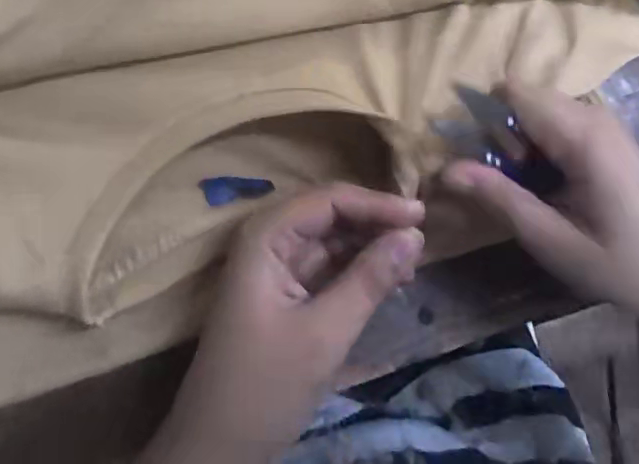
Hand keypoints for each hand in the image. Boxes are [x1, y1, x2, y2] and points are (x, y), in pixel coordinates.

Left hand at [140, 184, 424, 463]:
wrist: (215, 451)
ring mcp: (275, 264)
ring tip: (413, 263)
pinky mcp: (284, 290)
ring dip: (371, 246)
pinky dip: (359, 269)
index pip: (330, 200)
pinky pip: (328, 265)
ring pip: (333, 238)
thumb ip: (369, 280)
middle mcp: (269, 238)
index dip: (377, 203)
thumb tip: (414, 234)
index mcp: (266, 236)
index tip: (423, 214)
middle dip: (376, 223)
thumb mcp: (324, 335)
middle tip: (422, 238)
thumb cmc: (264, 388)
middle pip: (331, 214)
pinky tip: (389, 279)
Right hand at [441, 85, 638, 336]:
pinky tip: (554, 187)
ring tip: (532, 190)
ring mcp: (605, 122)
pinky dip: (541, 145)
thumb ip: (500, 198)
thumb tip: (445, 168)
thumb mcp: (554, 241)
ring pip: (539, 108)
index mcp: (583, 133)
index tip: (486, 162)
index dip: (487, 119)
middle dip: (502, 132)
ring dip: (521, 141)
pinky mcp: (609, 135)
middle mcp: (594, 114)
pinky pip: (558, 121)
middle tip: (511, 183)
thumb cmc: (623, 268)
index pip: (513, 92)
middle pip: (525, 97)